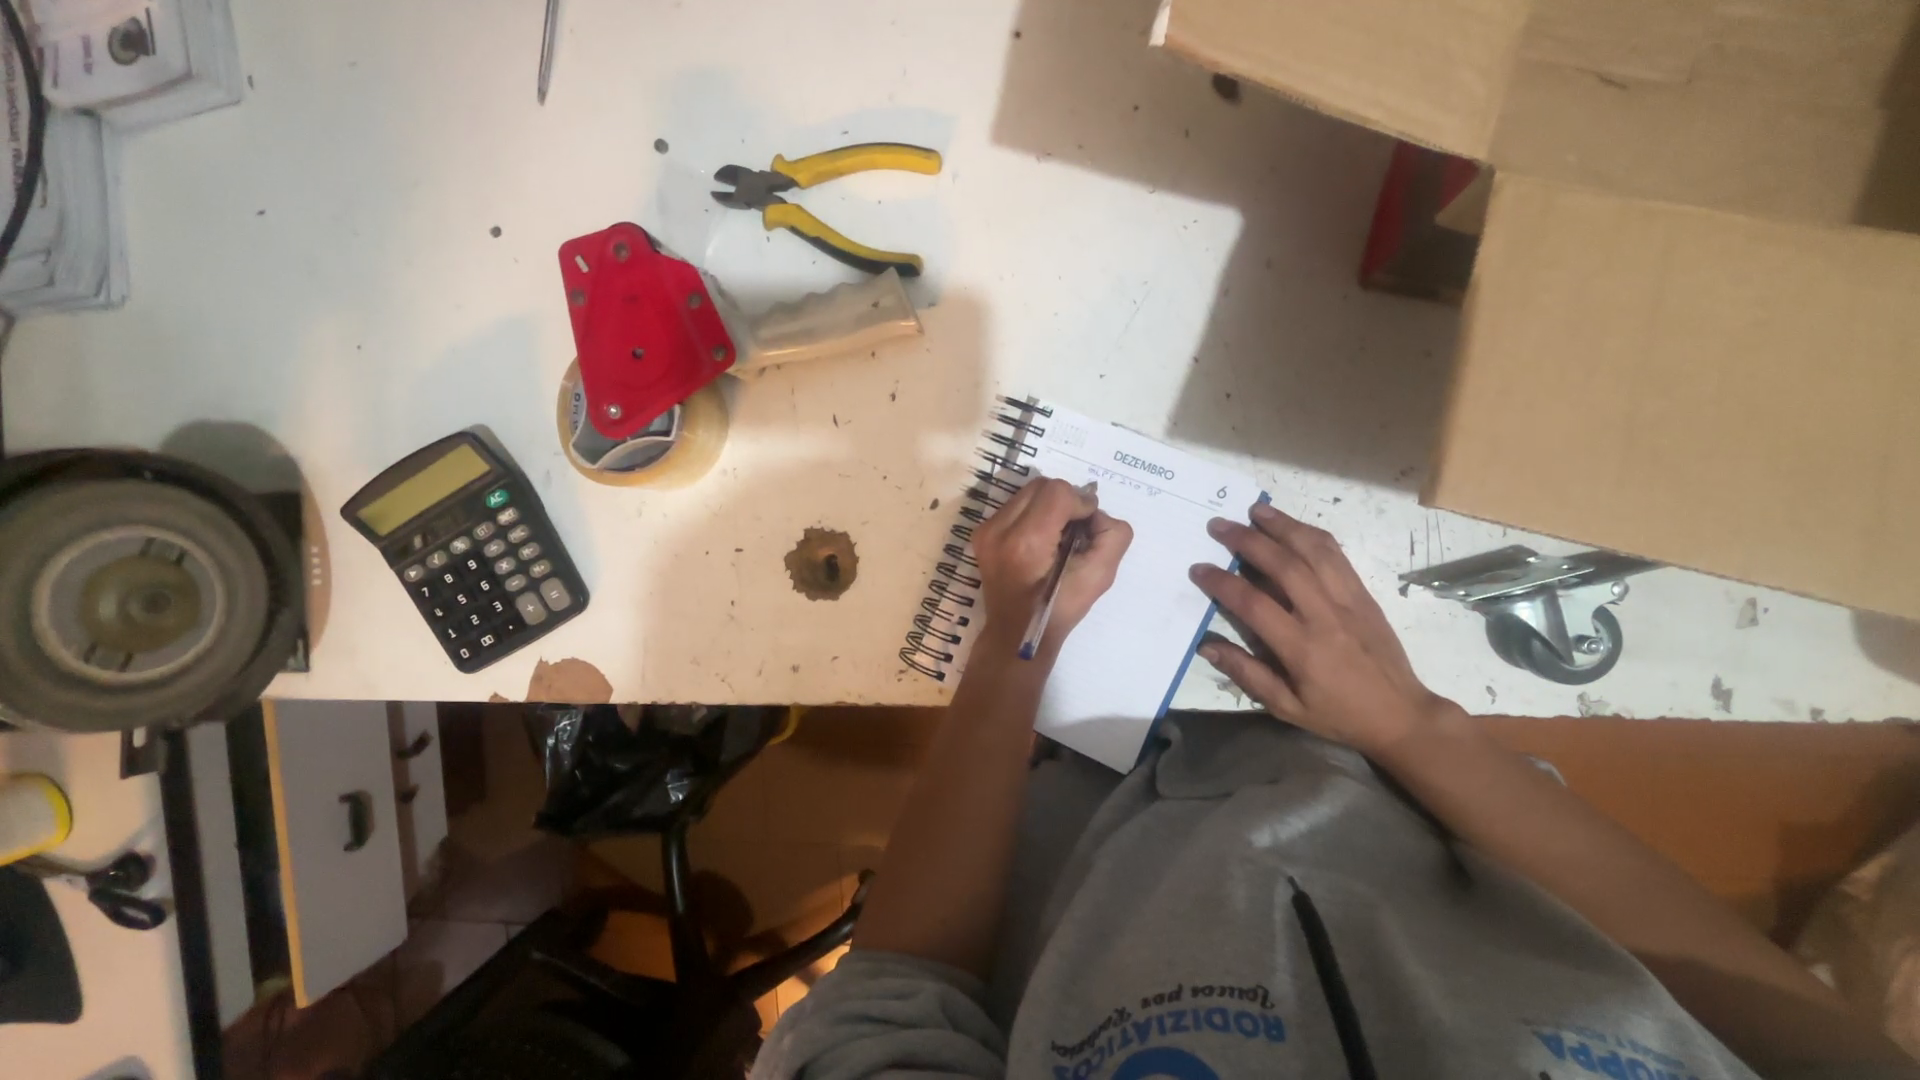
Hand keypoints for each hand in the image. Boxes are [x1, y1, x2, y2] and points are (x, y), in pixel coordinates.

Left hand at [972, 478, 1131, 654]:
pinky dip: (1034, 513)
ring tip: (1059, 535)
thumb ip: (1112, 536)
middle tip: (1076, 529)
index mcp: (1026, 543)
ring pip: (1028, 492)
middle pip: (1042, 486)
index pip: (1058, 492)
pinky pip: (1016, 505)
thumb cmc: (1059, 609)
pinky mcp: (982, 533)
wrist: (1017, 632)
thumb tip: (1095, 513)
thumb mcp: (1100, 576)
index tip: (1088, 526)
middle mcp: (999, 530)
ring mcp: (987, 531)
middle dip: (1066, 501)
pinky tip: (1041, 540)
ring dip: (1050, 505)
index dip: (1081, 503)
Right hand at [1188, 503, 1457, 753]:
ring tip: (1255, 510)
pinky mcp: (1363, 594)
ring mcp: (1348, 600)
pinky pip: (1337, 555)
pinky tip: (1292, 526)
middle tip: (1218, 526)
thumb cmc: (1338, 715)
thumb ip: (1246, 673)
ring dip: (1282, 526)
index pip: (1253, 603)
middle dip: (1247, 540)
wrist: (1401, 714)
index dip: (1222, 582)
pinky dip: (1312, 535)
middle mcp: (1324, 615)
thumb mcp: (1286, 707)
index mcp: (1301, 647)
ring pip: (1313, 551)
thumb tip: (1207, 646)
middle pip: (1283, 565)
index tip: (1198, 568)